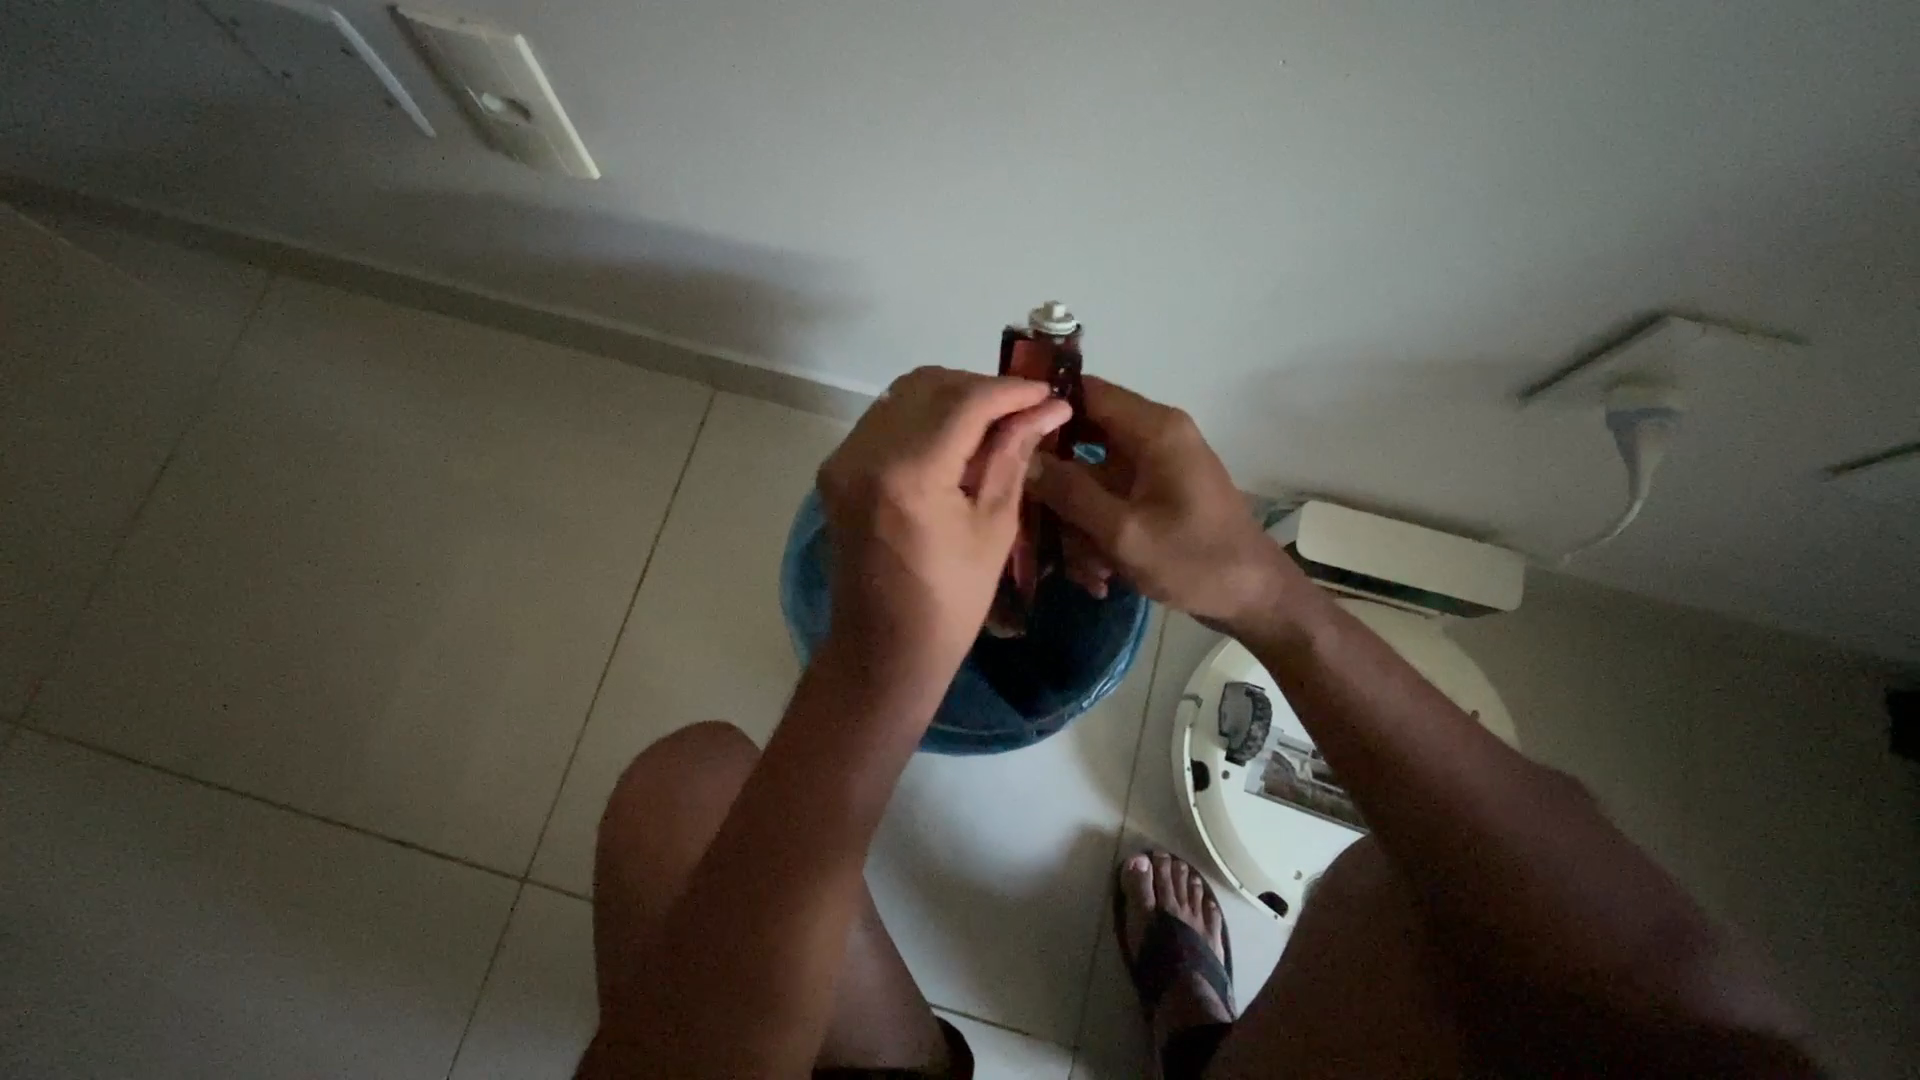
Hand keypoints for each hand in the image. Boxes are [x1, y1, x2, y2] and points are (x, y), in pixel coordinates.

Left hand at [818, 366, 1070, 678]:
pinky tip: (952, 441)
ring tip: (991, 424)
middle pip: (929, 386)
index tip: (1047, 391)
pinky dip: (921, 418)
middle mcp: (865, 454)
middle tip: (1021, 409)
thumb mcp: (994, 528)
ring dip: (950, 398)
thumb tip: (1047, 408)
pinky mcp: (836, 470)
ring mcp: (843, 460)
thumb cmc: (951, 603)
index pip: (965, 403)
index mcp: (909, 474)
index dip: (1011, 391)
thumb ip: (1013, 456)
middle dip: (980, 388)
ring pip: (902, 396)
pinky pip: (883, 421)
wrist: (883, 649)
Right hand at [1027, 376, 1300, 632]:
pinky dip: (1096, 532)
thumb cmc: (1194, 561)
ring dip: (1077, 521)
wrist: (1253, 599)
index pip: (1085, 391)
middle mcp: (1153, 436)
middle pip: (1081, 438)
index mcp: (1154, 429)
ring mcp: (1153, 467)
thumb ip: (1069, 492)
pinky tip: (1098, 574)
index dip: (1041, 407)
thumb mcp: (1123, 532)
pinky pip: (1108, 500)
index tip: (1003, 438)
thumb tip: (1021, 458)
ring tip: (1083, 567)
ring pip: (1089, 477)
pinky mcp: (1153, 494)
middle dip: (1056, 484)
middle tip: (1033, 519)